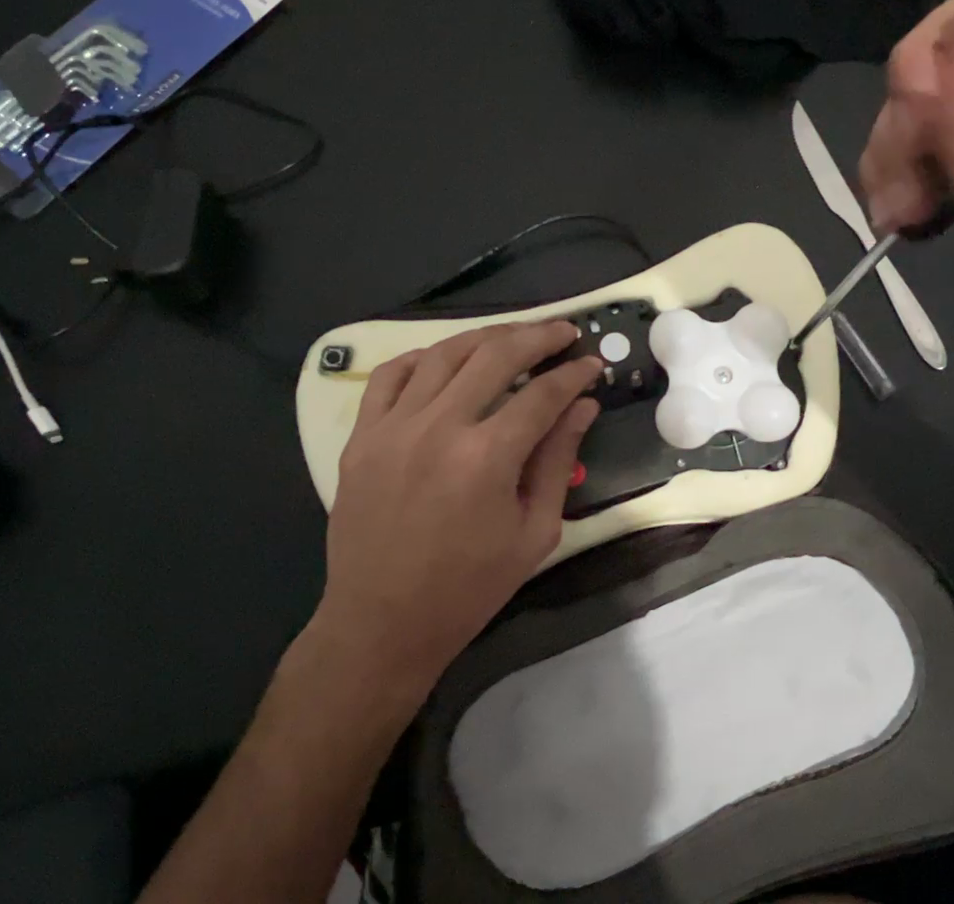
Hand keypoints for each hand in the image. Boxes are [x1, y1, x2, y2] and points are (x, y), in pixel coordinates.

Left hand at [316, 322, 602, 679]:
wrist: (382, 622)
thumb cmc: (470, 587)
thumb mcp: (534, 532)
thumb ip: (558, 461)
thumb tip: (583, 406)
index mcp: (487, 458)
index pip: (542, 394)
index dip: (573, 374)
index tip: (592, 363)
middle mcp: (438, 427)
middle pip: (494, 355)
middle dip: (537, 336)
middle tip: (562, 332)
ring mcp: (392, 427)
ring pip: (442, 354)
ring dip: (484, 337)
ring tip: (513, 336)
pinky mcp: (362, 437)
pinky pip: (390, 376)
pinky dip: (423, 358)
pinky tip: (446, 360)